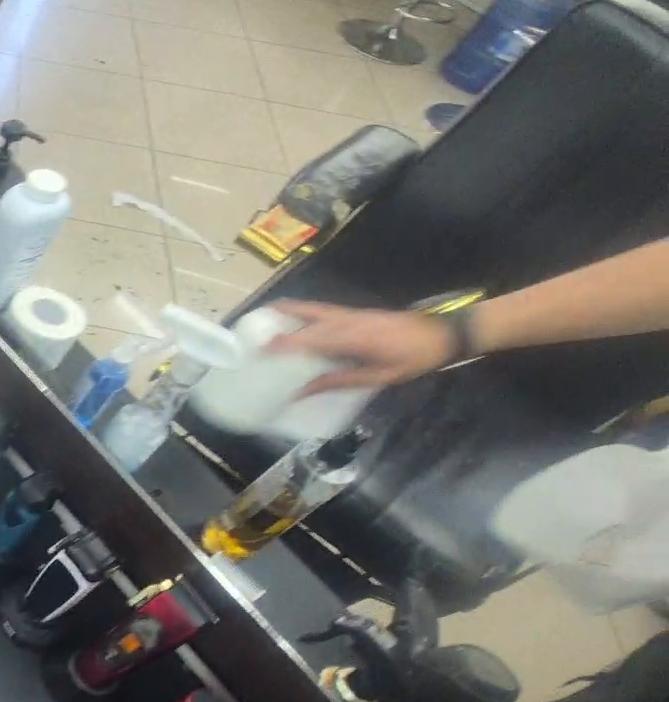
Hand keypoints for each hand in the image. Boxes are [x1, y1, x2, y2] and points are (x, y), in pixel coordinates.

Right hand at [266, 300, 462, 395]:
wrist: (449, 333)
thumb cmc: (415, 358)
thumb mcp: (379, 376)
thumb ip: (338, 381)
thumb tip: (300, 391)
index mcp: (353, 338)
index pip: (310, 339)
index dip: (284, 343)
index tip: (260, 348)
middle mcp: (348, 321)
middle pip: (307, 321)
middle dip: (279, 326)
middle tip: (253, 332)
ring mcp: (352, 314)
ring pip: (313, 310)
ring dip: (288, 311)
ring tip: (266, 314)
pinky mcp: (356, 313)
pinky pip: (322, 309)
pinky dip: (303, 310)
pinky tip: (294, 314)